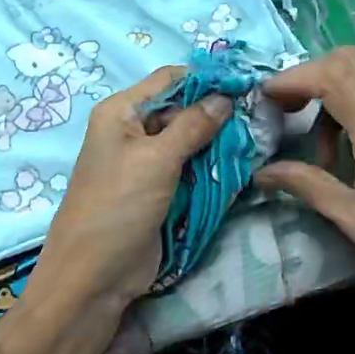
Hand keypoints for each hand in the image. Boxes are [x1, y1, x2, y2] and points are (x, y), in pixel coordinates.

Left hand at [0, 66, 229, 353]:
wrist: (94, 274)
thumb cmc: (119, 205)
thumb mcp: (157, 159)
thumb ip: (192, 125)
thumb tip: (224, 97)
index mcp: (121, 112)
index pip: (169, 80)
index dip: (205, 79)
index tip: (246, 84)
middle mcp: (131, 129)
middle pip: (180, 108)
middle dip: (215, 112)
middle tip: (260, 116)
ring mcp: (145, 161)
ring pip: (188, 139)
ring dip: (217, 141)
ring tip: (257, 138)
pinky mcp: (158, 188)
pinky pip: (188, 167)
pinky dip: (210, 166)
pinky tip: (240, 164)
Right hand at [253, 48, 354, 315]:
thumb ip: (307, 185)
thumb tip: (262, 172)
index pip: (332, 76)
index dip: (292, 79)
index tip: (266, 98)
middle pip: (347, 62)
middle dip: (307, 78)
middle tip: (284, 110)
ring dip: (330, 100)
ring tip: (322, 154)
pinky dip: (352, 110)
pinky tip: (350, 152)